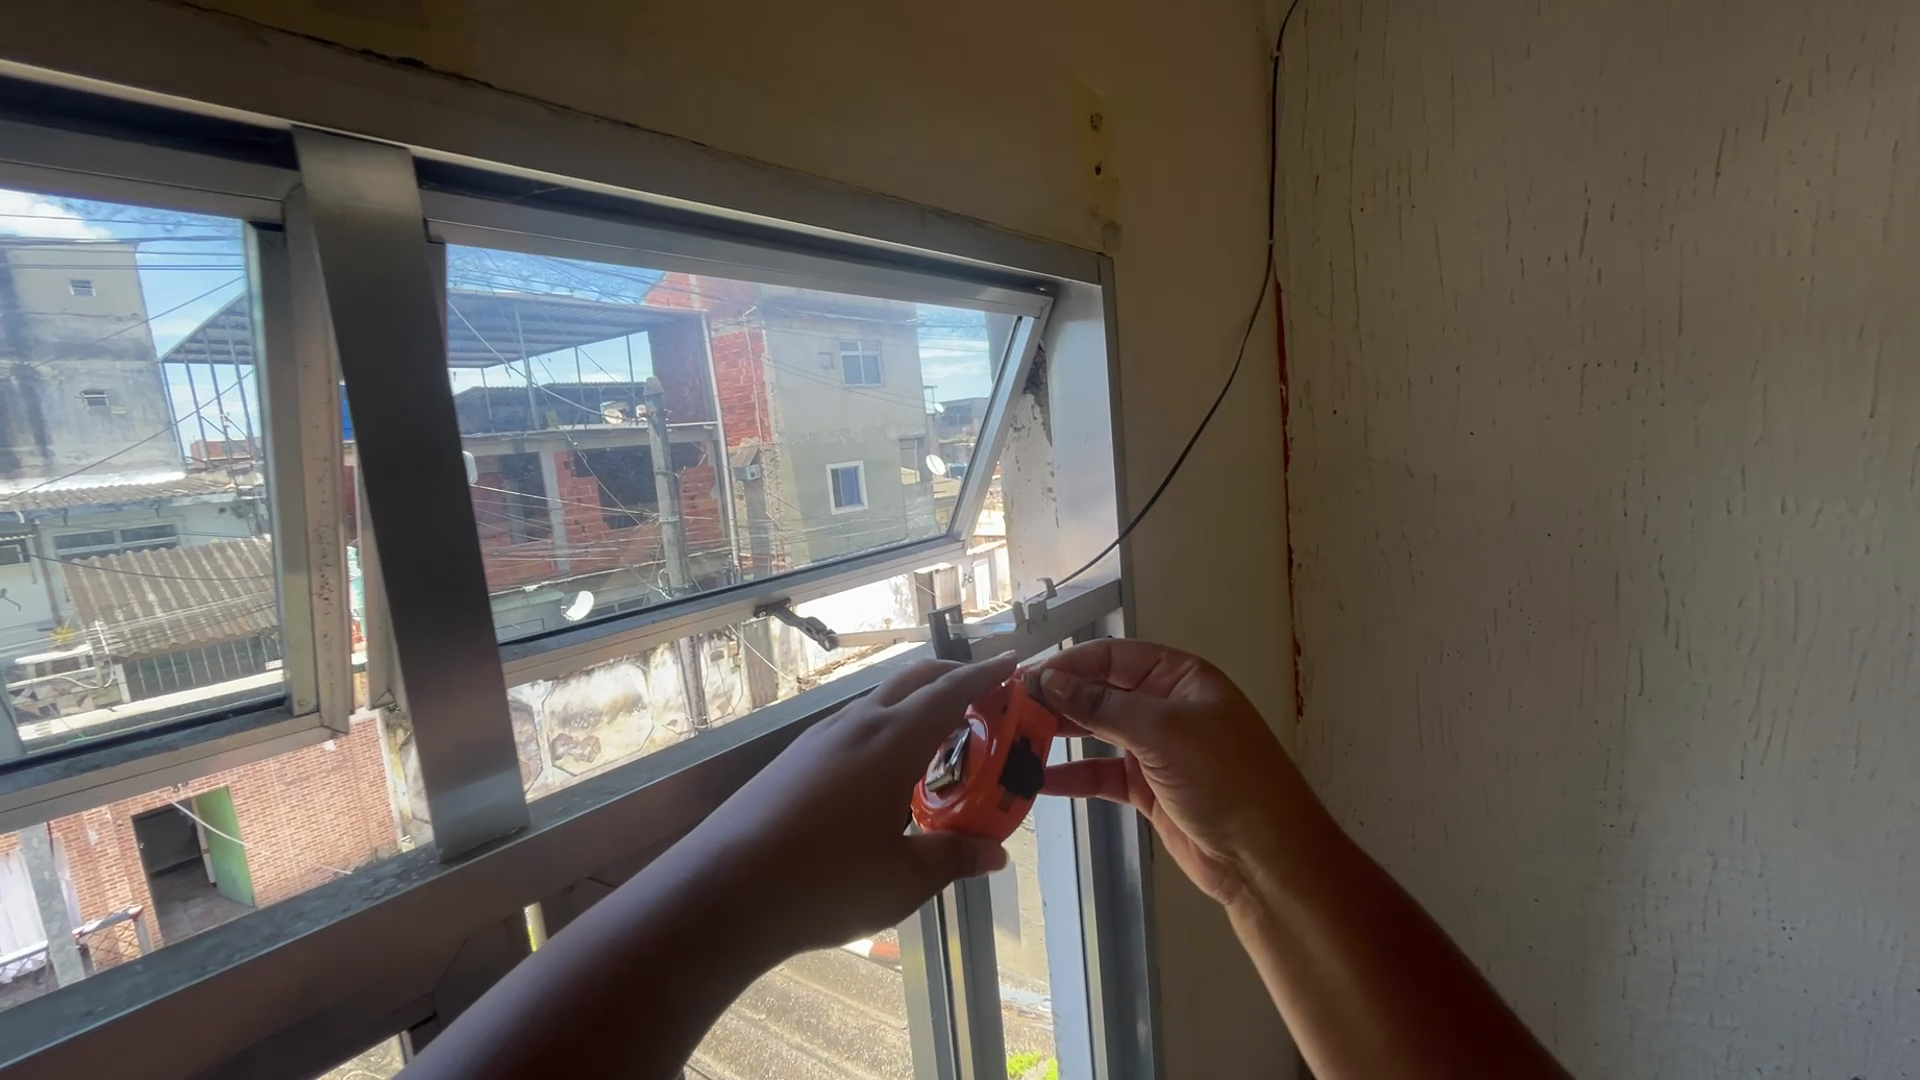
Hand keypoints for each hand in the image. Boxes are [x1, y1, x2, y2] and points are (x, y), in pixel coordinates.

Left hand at [689, 653, 1016, 953]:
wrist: (720, 891)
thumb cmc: (823, 882)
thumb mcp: (901, 880)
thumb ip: (953, 858)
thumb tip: (995, 855)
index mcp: (892, 741)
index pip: (950, 691)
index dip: (985, 674)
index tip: (1012, 662)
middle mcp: (857, 724)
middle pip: (913, 681)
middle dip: (952, 677)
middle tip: (984, 693)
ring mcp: (820, 737)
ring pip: (879, 701)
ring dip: (915, 703)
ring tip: (937, 736)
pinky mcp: (794, 756)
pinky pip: (853, 724)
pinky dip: (884, 726)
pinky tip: (882, 769)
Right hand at [1032, 640, 1323, 907]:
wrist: (1267, 860)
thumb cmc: (1225, 779)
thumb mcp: (1163, 732)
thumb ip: (1101, 706)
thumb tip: (1049, 679)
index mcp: (1179, 677)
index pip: (1112, 657)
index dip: (1069, 664)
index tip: (1026, 679)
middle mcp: (1165, 706)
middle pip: (1101, 692)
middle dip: (1059, 698)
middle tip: (1012, 709)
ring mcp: (1156, 748)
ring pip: (1096, 732)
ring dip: (1059, 735)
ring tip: (1016, 739)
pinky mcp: (1147, 787)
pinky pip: (1101, 773)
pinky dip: (1072, 776)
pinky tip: (1039, 781)